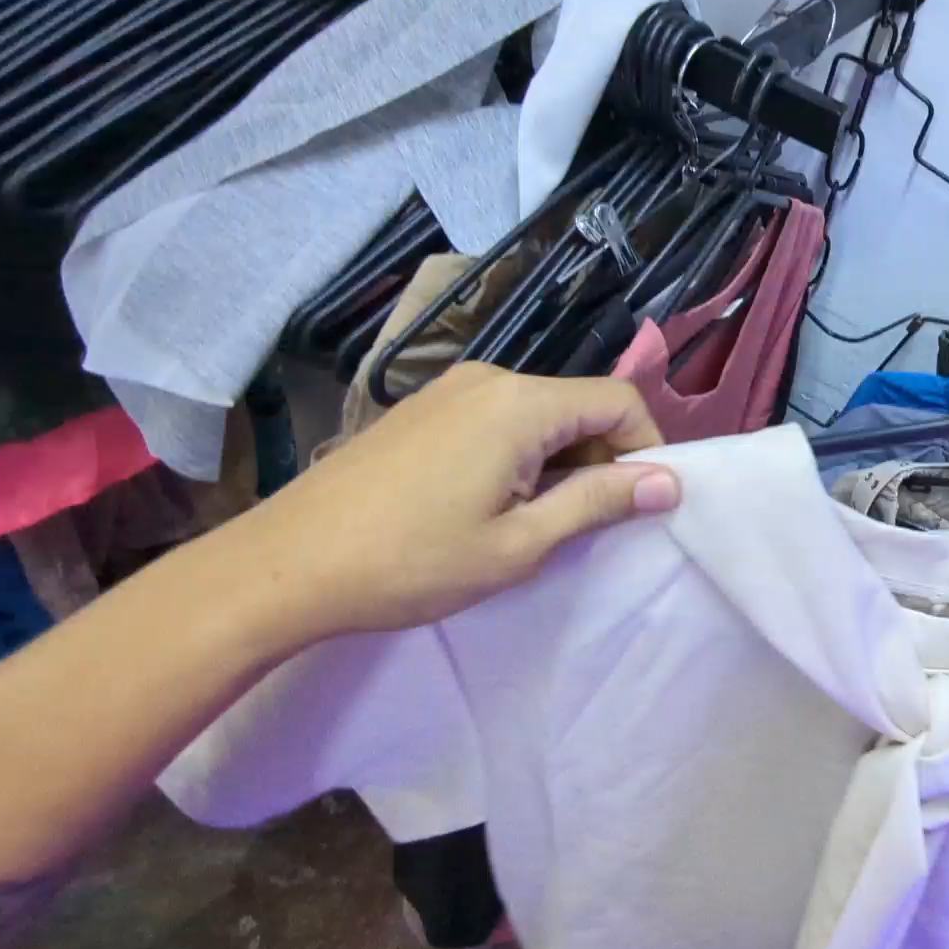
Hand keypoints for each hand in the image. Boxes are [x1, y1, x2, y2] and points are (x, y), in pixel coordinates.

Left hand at [225, 364, 678, 643]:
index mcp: (520, 404)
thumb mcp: (520, 543)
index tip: (639, 503)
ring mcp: (452, 390)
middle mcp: (491, 379)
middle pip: (582, 405)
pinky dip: (525, 453)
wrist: (278, 569)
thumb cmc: (410, 562)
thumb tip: (670, 482)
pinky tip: (493, 500)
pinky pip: (504, 418)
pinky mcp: (426, 408)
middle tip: (586, 521)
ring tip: (536, 518)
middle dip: (604, 457)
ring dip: (563, 459)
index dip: (647, 448)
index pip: (620, 401)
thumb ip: (600, 503)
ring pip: (544, 413)